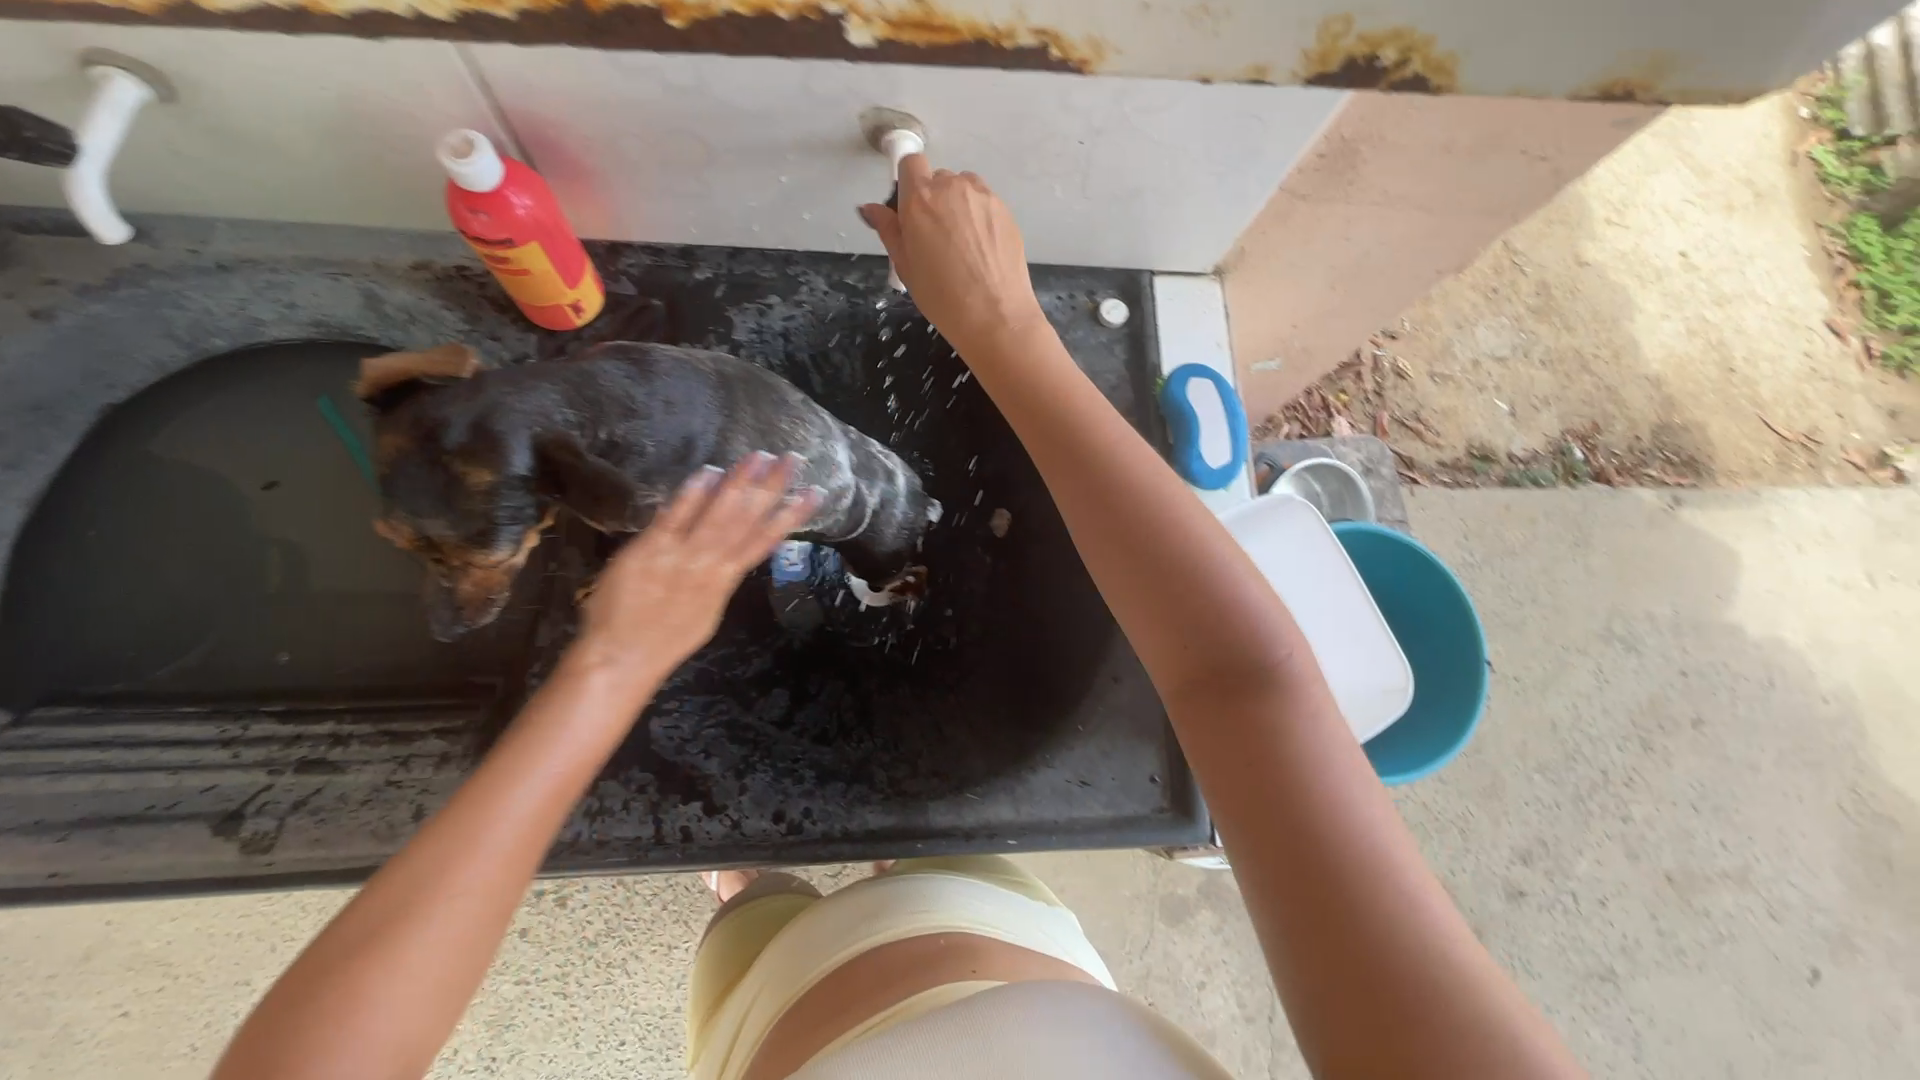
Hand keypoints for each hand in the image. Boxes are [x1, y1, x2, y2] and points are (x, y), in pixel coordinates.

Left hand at [567, 453, 818, 684]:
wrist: (622, 657)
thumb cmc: (662, 641)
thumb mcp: (705, 614)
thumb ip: (718, 581)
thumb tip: (731, 557)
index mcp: (726, 581)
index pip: (764, 540)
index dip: (789, 516)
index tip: (813, 493)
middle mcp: (710, 565)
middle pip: (746, 520)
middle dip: (771, 488)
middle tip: (792, 459)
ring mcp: (681, 557)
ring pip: (718, 515)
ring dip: (740, 484)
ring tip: (760, 457)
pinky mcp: (650, 551)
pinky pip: (674, 519)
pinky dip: (692, 497)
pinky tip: (709, 474)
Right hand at [860, 154, 1046, 355]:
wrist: (994, 314)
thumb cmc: (942, 296)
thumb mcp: (905, 265)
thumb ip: (887, 229)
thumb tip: (870, 208)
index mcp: (920, 199)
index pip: (910, 163)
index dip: (908, 182)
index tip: (909, 206)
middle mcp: (951, 187)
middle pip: (937, 178)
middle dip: (933, 200)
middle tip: (934, 238)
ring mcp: (982, 196)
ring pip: (963, 187)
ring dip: (957, 205)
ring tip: (960, 244)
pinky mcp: (1004, 209)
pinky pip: (984, 202)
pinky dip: (978, 217)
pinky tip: (980, 249)